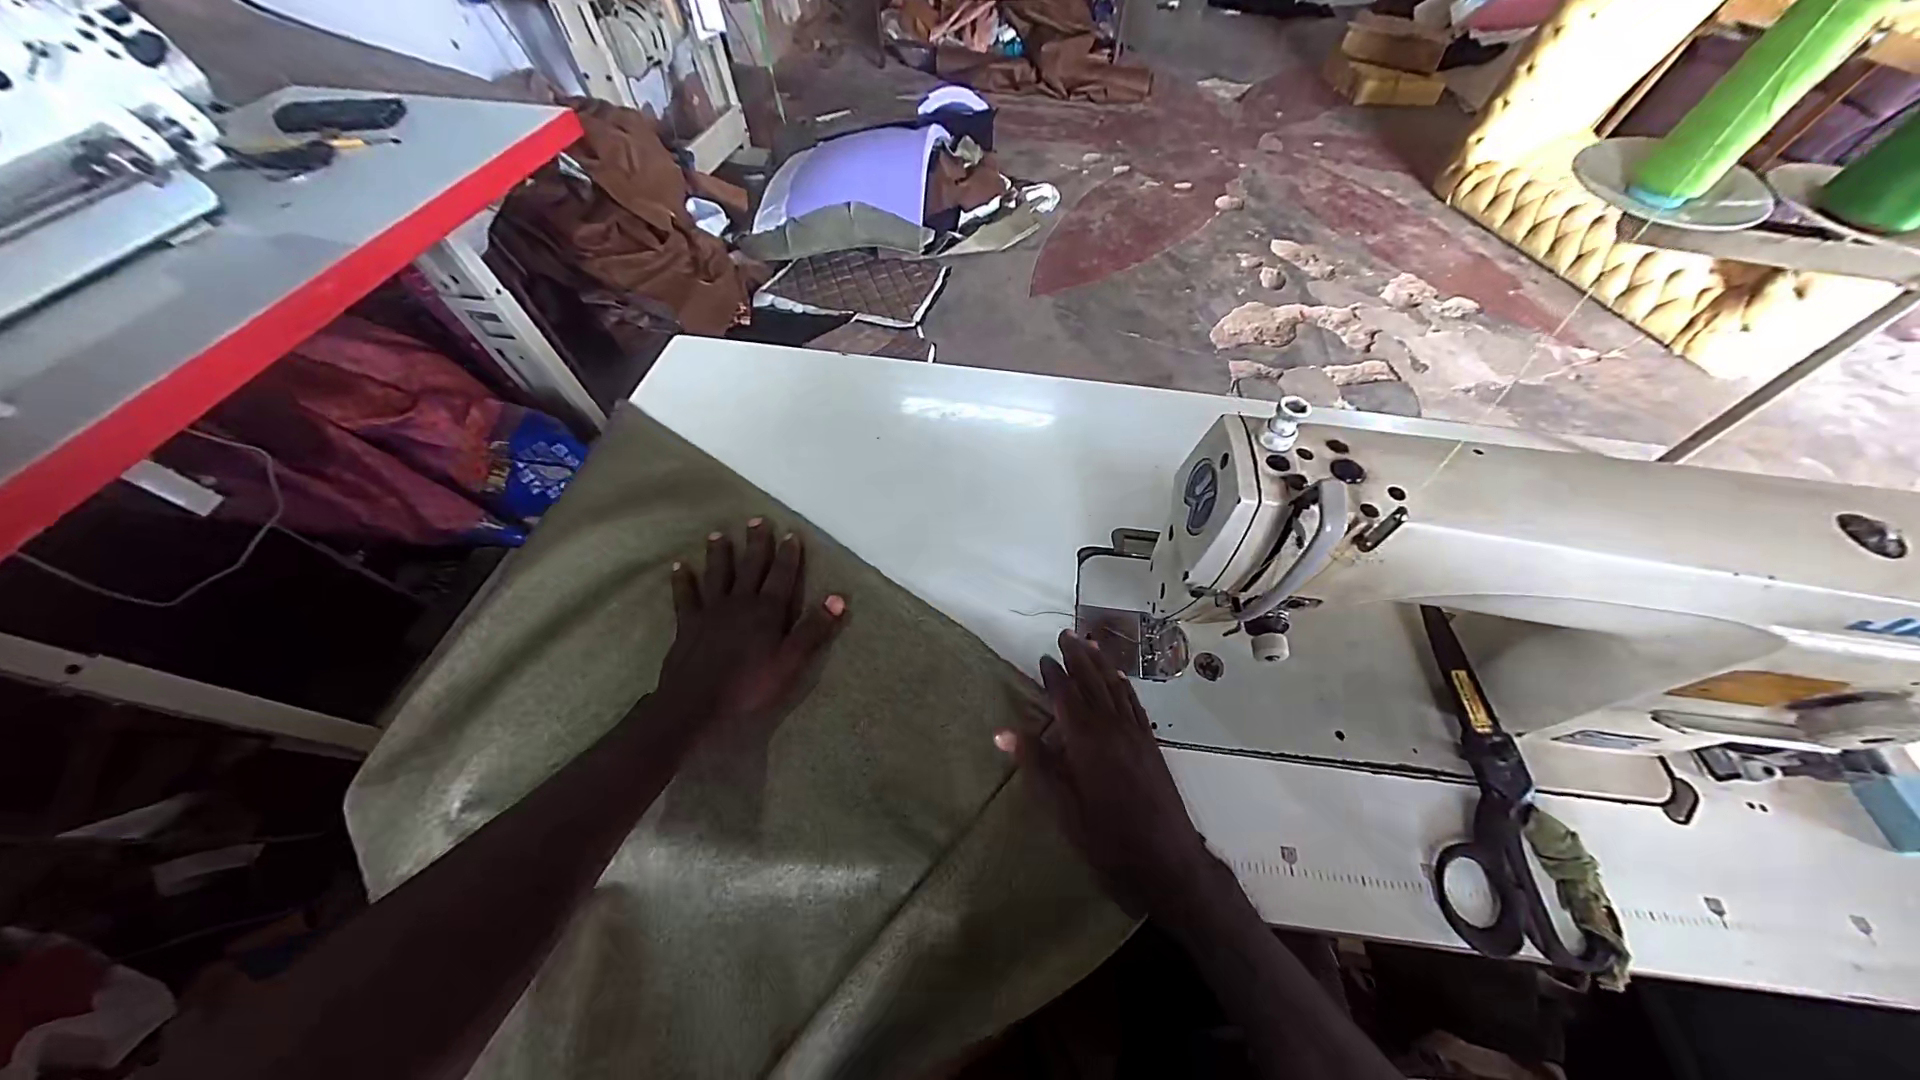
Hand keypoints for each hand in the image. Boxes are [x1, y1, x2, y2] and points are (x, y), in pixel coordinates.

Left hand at [656, 519, 845, 726]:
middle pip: (750, 567)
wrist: (696, 709)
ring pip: (717, 575)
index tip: (791, 533)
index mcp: (767, 611)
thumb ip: (814, 630)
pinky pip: (685, 596)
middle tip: (756, 520)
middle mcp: (739, 603)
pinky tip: (679, 567)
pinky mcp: (688, 626)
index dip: (789, 555)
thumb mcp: (791, 663)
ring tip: (719, 535)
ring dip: (719, 554)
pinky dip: (682, 580)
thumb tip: (838, 598)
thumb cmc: (750, 688)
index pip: (782, 576)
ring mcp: (710, 613)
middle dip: (756, 543)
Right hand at [997, 630, 1215, 916]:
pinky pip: (1134, 702)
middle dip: (1077, 657)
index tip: (1042, 658)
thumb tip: (1002, 732)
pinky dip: (1123, 684)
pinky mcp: (1150, 742)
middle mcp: (1111, 726)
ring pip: (1115, 686)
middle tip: (1064, 635)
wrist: (1166, 860)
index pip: (1065, 695)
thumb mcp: (1062, 807)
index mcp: (1086, 739)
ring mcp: (1135, 732)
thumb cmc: (1106, 837)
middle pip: (1092, 681)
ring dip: (1100, 663)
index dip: (1052, 675)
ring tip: (1089, 642)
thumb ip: (1035, 764)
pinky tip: (1119, 678)